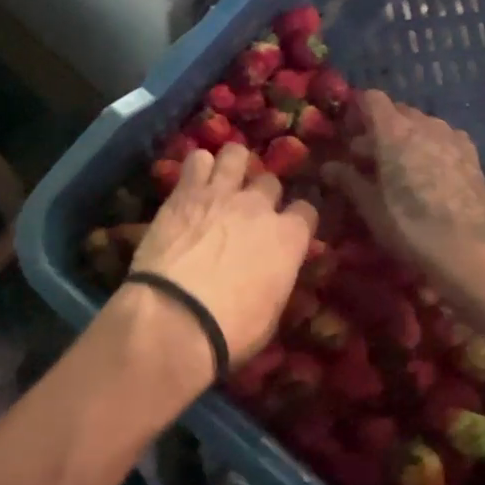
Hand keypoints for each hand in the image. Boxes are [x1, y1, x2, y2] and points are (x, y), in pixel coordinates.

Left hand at [127, 144, 317, 364]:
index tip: (288, 230)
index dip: (297, 218)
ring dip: (233, 164)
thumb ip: (276, 278)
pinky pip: (196, 160)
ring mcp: (221, 193)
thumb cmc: (231, 330)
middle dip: (263, 194)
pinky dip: (197, 166)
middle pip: (270, 181)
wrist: (177, 316)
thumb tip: (271, 272)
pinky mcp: (185, 191)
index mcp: (289, 238)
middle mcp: (259, 206)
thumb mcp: (270, 313)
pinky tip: (192, 179)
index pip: (307, 210)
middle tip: (248, 211)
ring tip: (223, 178)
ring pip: (236, 154)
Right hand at [322, 90, 484, 279]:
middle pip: (396, 112)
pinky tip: (430, 174)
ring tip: (401, 169)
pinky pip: (443, 138)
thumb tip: (328, 167)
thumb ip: (348, 180)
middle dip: (380, 129)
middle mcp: (424, 124)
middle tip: (369, 161)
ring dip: (406, 138)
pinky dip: (431, 147)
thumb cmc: (410, 227)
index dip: (358, 111)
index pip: (371, 99)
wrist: (470, 251)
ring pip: (421, 125)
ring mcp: (452, 136)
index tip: (350, 135)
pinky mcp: (472, 154)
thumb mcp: (370, 207)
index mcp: (393, 130)